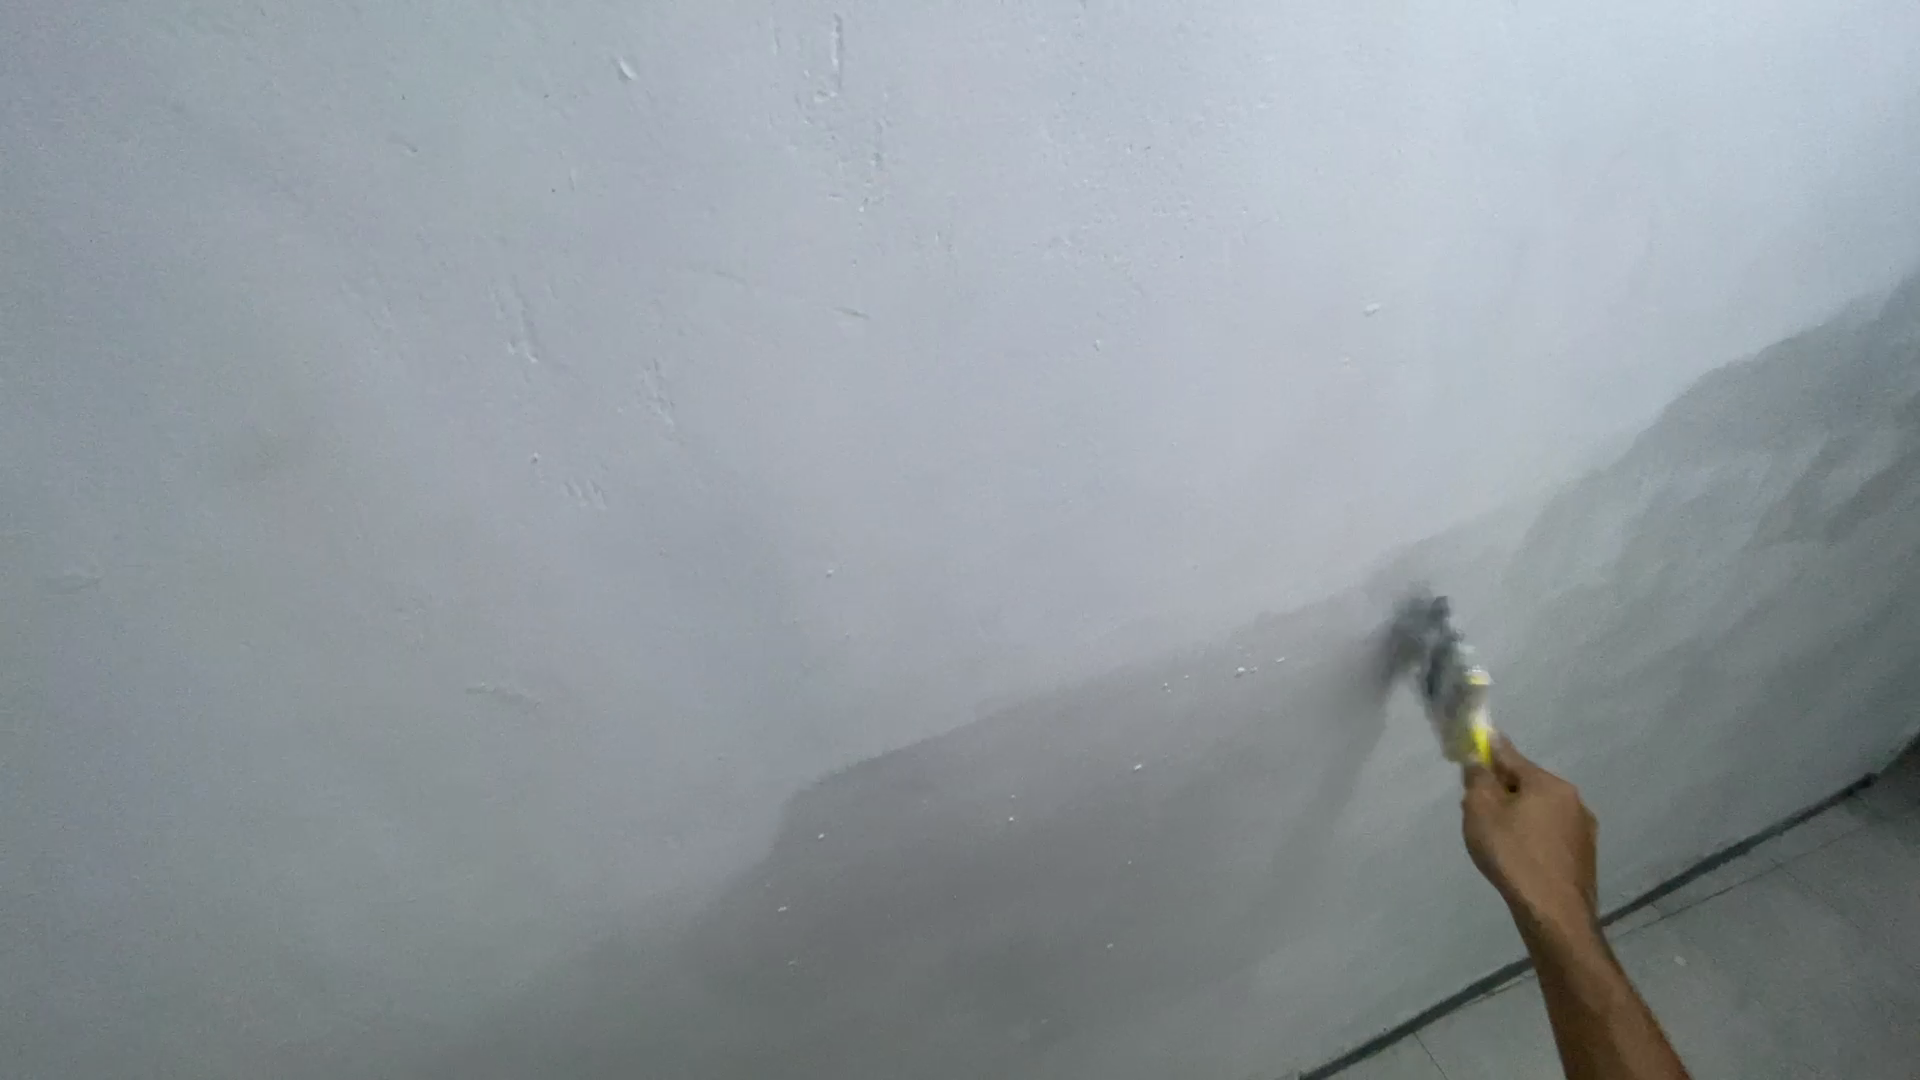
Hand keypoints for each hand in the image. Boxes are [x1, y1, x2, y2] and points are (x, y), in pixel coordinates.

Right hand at [1462, 736, 1598, 934]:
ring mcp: (1583, 828)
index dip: (1487, 747)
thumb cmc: (1512, 853)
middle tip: (1474, 803)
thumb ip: (1478, 778)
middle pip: (1525, 781)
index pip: (1509, 755)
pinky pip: (1549, 828)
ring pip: (1538, 806)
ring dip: (1515, 810)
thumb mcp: (1480, 809)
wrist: (1553, 912)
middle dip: (1499, 786)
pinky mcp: (1584, 853)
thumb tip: (1479, 759)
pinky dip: (1530, 830)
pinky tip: (1516, 850)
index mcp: (1549, 784)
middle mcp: (1572, 799)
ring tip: (1494, 832)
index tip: (1472, 741)